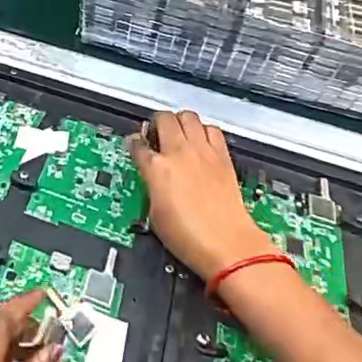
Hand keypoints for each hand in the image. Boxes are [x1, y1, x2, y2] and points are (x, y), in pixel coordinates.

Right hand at [130, 110, 273, 279]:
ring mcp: (202, 151)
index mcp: (157, 169)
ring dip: (180, 120)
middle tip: (156, 132)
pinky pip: (212, 129)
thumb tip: (152, 176)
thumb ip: (151, 185)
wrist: (227, 245)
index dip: (134, 144)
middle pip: (164, 118)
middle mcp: (179, 153)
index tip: (136, 145)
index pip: (138, 145)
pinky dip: (205, 129)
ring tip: (179, 130)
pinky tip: (202, 139)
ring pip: (188, 115)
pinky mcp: (222, 156)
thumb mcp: (155, 214)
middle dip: (156, 122)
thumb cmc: (191, 238)